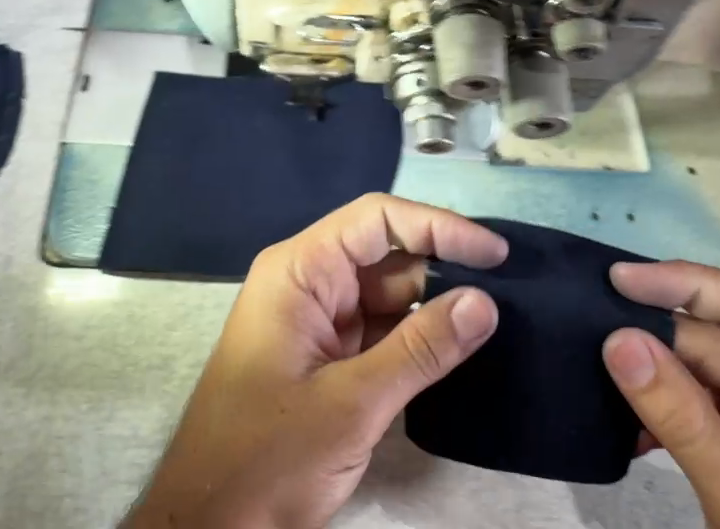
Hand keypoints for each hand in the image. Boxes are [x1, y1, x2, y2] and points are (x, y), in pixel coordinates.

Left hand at [124, 194, 506, 528]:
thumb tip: (486, 302)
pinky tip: (461, 345)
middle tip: (510, 289)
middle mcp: (310, 283)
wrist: (209, 523)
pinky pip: (382, 330)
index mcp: (300, 271)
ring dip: (437, 306)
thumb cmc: (268, 454)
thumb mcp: (351, 403)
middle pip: (387, 254)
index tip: (495, 253)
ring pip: (390, 294)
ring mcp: (318, 321)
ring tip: (498, 315)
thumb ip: (421, 350)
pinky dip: (419, 337)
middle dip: (444, 267)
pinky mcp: (328, 357)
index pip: (377, 221)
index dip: (438, 226)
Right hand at [601, 261, 719, 528]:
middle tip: (590, 343)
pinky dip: (669, 414)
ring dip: (657, 382)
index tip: (620, 279)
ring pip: (708, 370)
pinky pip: (709, 405)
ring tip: (601, 386)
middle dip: (659, 341)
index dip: (688, 283)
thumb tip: (617, 341)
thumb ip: (681, 420)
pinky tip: (631, 432)